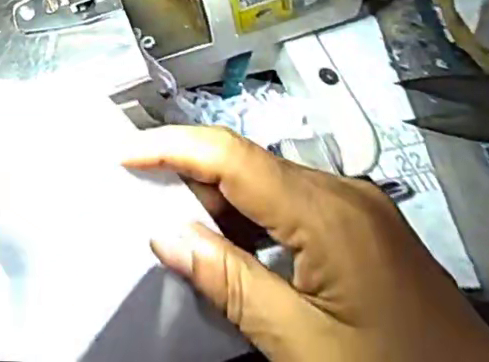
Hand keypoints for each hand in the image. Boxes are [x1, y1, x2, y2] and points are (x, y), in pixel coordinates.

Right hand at [125, 126, 488, 361]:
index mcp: (328, 213)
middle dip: (188, 174)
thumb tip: (162, 232)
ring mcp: (360, 208)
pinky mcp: (366, 228)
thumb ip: (228, 281)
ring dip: (218, 198)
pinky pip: (289, 201)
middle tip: (143, 198)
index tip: (122, 156)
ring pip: (264, 179)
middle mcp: (344, 194)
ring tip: (183, 230)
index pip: (228, 154)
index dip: (167, 146)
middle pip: (243, 160)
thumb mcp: (304, 346)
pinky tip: (234, 248)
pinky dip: (251, 216)